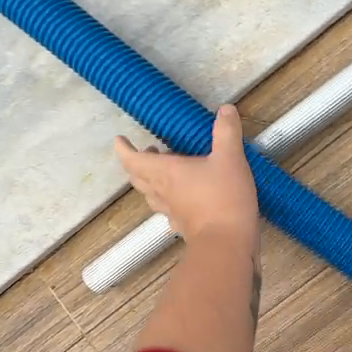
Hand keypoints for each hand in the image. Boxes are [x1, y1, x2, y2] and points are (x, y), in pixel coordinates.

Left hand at [115, 105, 259, 246]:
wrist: (227, 243)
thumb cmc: (224, 197)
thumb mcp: (230, 158)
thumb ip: (226, 132)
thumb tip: (226, 109)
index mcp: (166, 172)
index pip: (133, 160)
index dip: (123, 149)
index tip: (121, 139)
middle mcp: (162, 191)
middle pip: (137, 177)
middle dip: (137, 162)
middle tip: (149, 151)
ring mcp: (170, 211)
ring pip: (150, 194)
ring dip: (150, 181)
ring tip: (164, 171)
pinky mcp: (182, 226)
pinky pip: (167, 210)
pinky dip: (167, 199)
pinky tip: (182, 198)